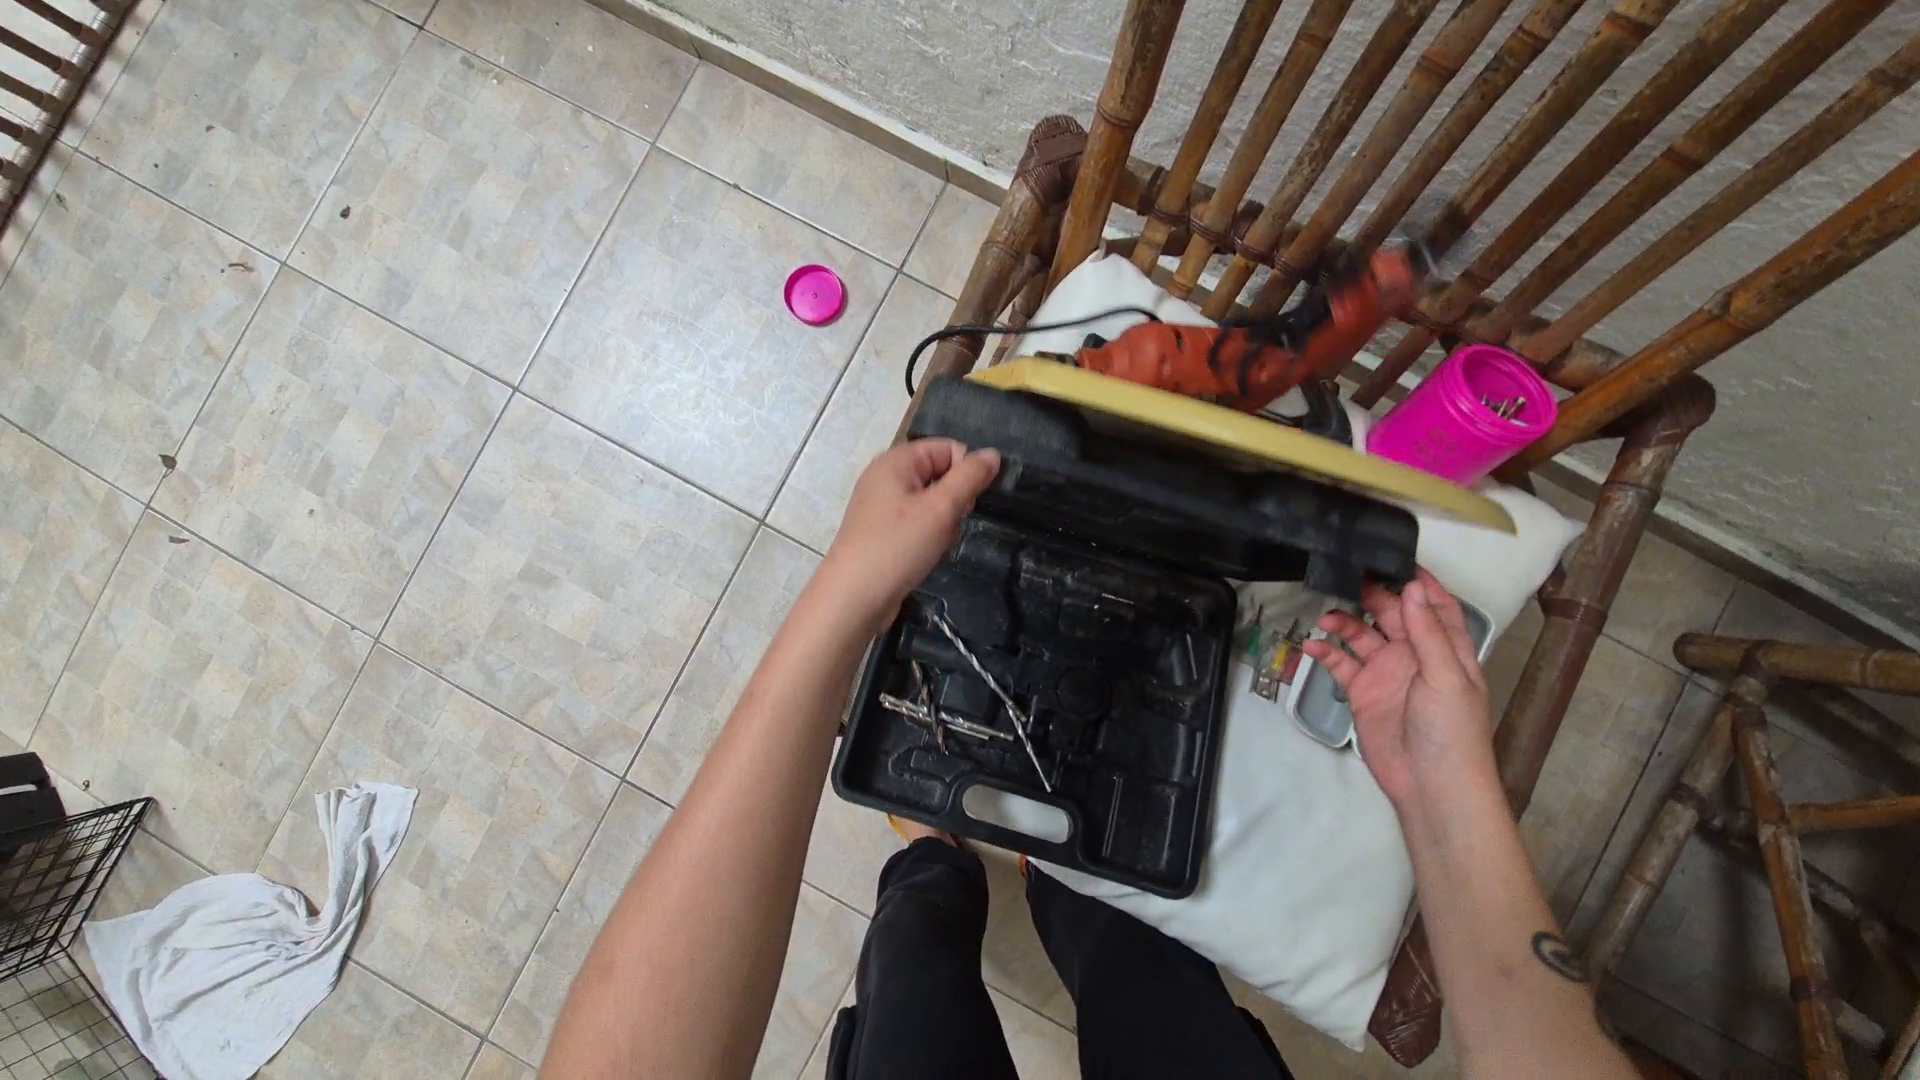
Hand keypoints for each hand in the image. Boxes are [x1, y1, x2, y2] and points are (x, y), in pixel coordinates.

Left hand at [818, 439, 1000, 632]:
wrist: (854, 598)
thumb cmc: (898, 546)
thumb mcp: (941, 508)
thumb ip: (970, 478)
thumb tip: (993, 454)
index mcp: (896, 461)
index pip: (948, 449)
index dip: (965, 473)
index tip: (967, 504)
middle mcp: (885, 477)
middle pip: (940, 476)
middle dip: (955, 502)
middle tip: (948, 526)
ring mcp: (881, 506)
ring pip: (932, 504)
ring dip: (944, 524)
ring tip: (934, 546)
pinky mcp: (882, 532)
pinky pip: (918, 524)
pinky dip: (928, 538)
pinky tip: (924, 556)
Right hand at [1300, 569, 1494, 808]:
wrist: (1430, 784)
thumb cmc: (1451, 729)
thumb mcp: (1446, 677)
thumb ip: (1427, 633)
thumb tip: (1411, 588)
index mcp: (1447, 649)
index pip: (1436, 606)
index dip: (1420, 583)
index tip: (1395, 557)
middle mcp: (1415, 655)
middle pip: (1393, 614)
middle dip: (1372, 594)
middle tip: (1346, 575)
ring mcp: (1386, 673)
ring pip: (1362, 636)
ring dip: (1344, 622)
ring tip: (1325, 616)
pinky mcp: (1362, 692)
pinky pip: (1342, 664)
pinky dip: (1327, 652)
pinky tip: (1313, 645)